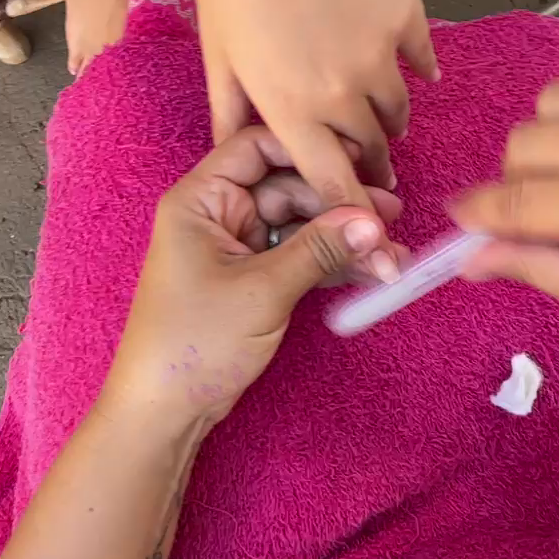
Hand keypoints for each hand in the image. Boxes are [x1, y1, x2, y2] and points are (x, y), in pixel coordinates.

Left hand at [104, 127, 406, 428]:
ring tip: (393, 254)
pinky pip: (299, 256)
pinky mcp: (253, 276)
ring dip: (344, 239)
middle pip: (288, 188)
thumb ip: (319, 250)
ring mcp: (238, 245)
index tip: (359, 159)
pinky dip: (332, 264)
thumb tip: (373, 222)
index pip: (257, 148)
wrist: (165, 410)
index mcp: (201, 199)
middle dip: (340, 205)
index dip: (308, 150)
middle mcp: (219, 213)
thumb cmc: (194, 342)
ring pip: (300, 225)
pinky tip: (373, 271)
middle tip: (392, 216)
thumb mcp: (262, 290)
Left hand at [197, 0, 437, 219]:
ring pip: (398, 111)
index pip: (331, 183)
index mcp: (290, 107)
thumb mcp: (218, 53)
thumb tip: (234, 154)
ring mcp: (381, 54)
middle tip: (372, 169)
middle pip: (371, 150)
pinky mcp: (407, 16)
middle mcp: (342, 92)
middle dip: (370, 165)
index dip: (351, 210)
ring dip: (389, 122)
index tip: (364, 221)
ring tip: (382, 120)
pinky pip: (423, 60)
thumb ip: (230, 114)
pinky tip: (412, 70)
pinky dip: (417, 71)